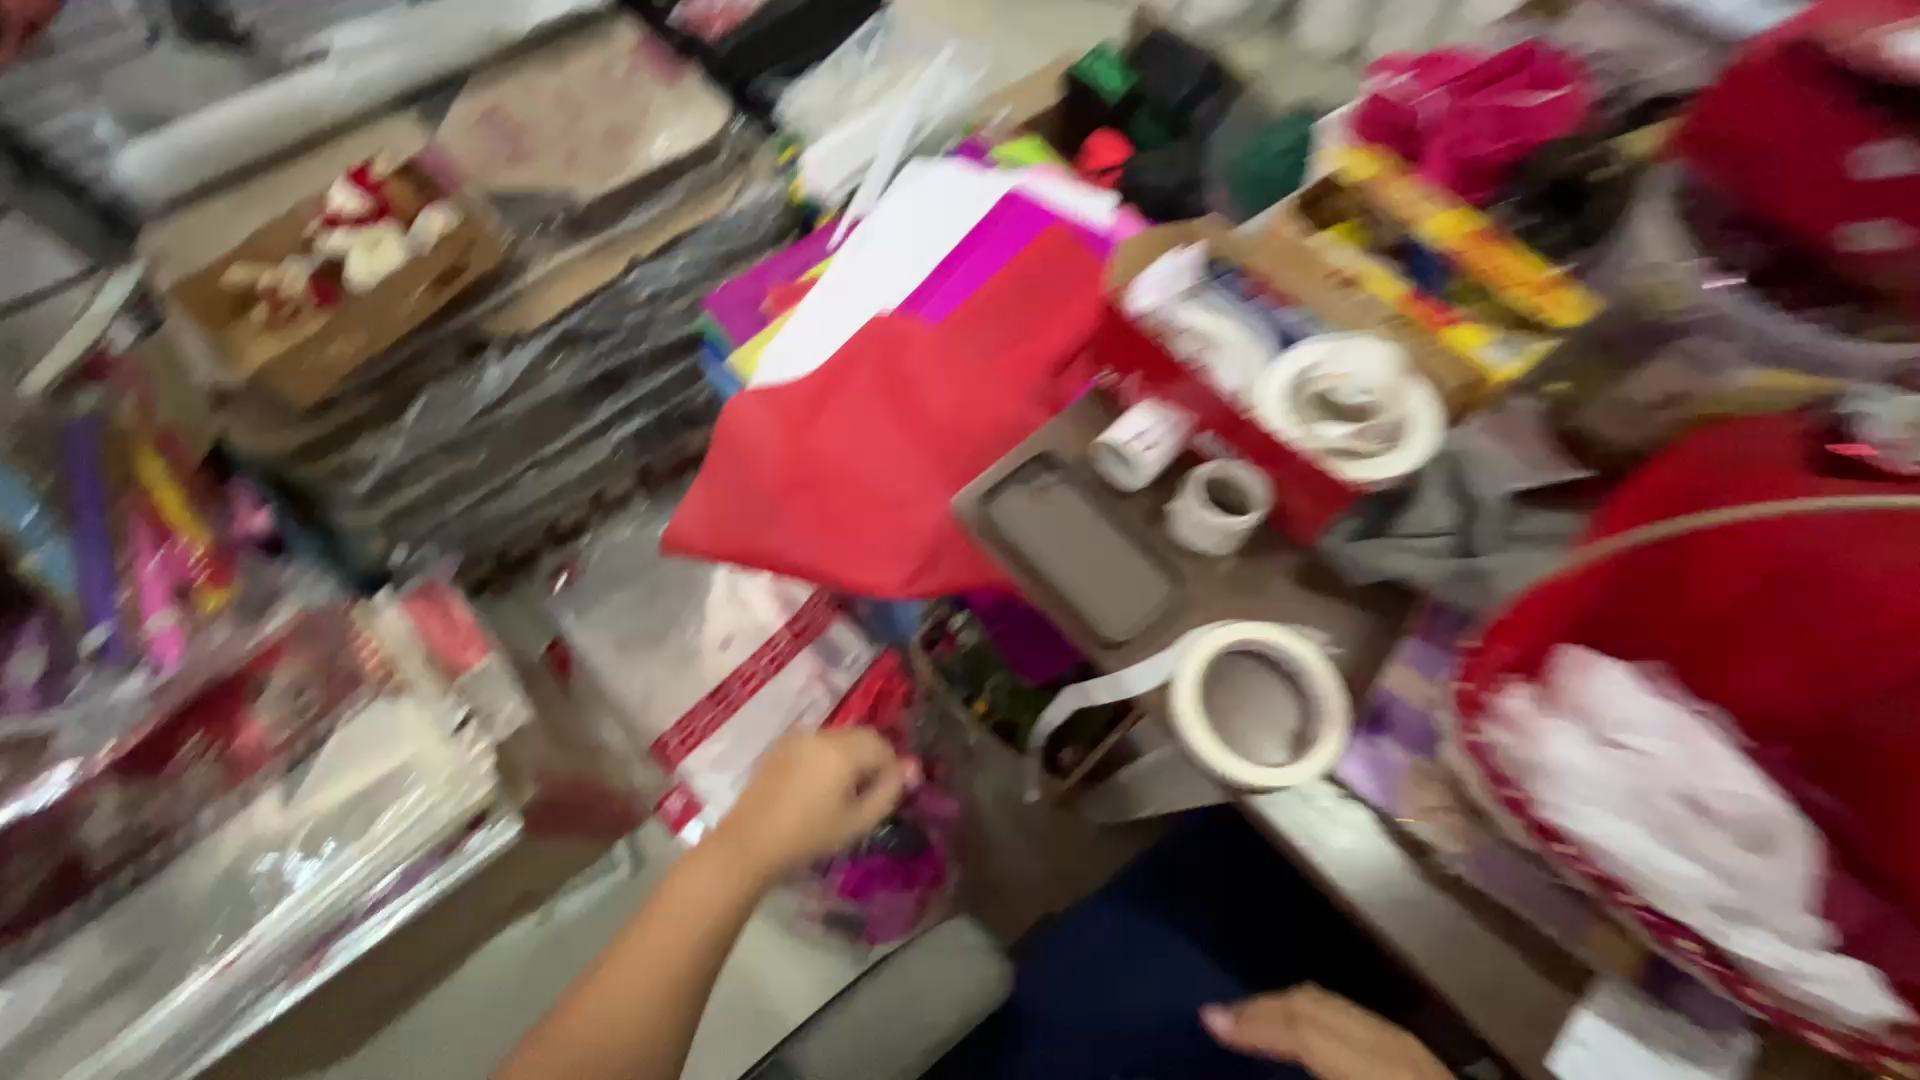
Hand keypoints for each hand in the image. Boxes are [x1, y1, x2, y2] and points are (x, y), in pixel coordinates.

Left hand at [709, 728, 916, 880]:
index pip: (883, 746)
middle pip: (862, 736)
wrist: (749, 843)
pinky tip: (820, 786)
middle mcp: (822, 735)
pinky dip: (829, 756)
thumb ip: (889, 791)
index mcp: (842, 751)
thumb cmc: (809, 836)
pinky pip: (818, 743)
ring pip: (840, 737)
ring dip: (852, 755)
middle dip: (874, 758)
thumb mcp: (858, 821)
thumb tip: (911, 768)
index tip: (892, 793)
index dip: (894, 768)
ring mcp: (799, 738)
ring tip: (846, 791)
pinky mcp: (782, 746)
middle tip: (871, 792)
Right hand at [1201, 985, 1450, 1079]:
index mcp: (1380, 1075)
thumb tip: (1258, 1067)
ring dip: (1282, 1005)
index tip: (1207, 1021)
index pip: (1305, 1033)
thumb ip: (1308, 1077)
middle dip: (1259, 1007)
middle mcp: (1395, 1049)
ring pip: (1330, 1002)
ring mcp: (1409, 1046)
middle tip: (1218, 1018)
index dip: (1253, 1025)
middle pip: (1313, 1005)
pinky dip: (1309, 1013)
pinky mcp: (1413, 1053)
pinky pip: (1347, 1014)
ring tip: (1247, 1022)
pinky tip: (1295, 1032)